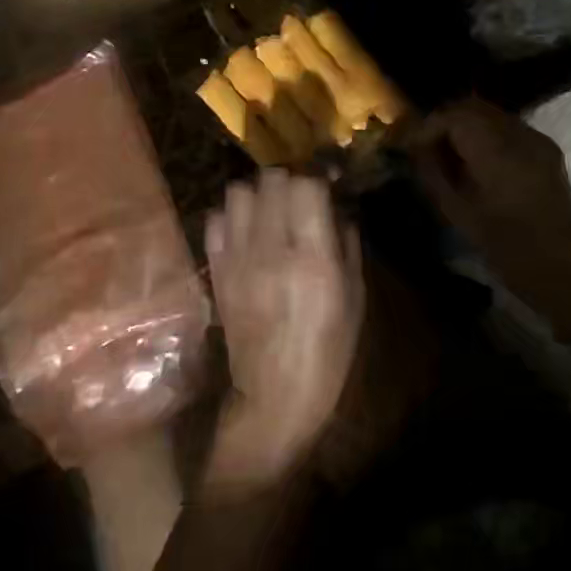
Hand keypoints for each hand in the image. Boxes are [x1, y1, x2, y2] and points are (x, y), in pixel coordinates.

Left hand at [202, 170, 362, 495]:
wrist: (273, 395)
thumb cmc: (327, 351)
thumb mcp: (354, 299)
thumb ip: (346, 243)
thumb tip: (338, 204)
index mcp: (311, 258)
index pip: (305, 185)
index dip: (317, 175)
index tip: (325, 179)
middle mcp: (270, 249)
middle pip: (270, 180)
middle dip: (288, 179)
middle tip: (298, 194)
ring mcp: (237, 257)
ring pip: (238, 191)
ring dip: (257, 192)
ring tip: (270, 209)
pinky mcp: (216, 268)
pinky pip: (216, 218)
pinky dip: (231, 215)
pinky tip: (246, 231)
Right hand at [411, 98, 570, 310]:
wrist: (555, 260)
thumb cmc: (500, 240)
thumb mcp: (453, 209)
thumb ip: (430, 171)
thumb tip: (413, 147)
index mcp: (495, 152)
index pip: (453, 117)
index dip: (426, 126)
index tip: (409, 144)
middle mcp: (519, 135)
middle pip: (471, 106)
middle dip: (443, 120)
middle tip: (424, 143)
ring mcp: (536, 138)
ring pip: (489, 113)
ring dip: (464, 124)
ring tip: (448, 148)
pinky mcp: (545, 146)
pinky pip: (506, 125)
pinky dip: (484, 131)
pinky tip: (476, 155)